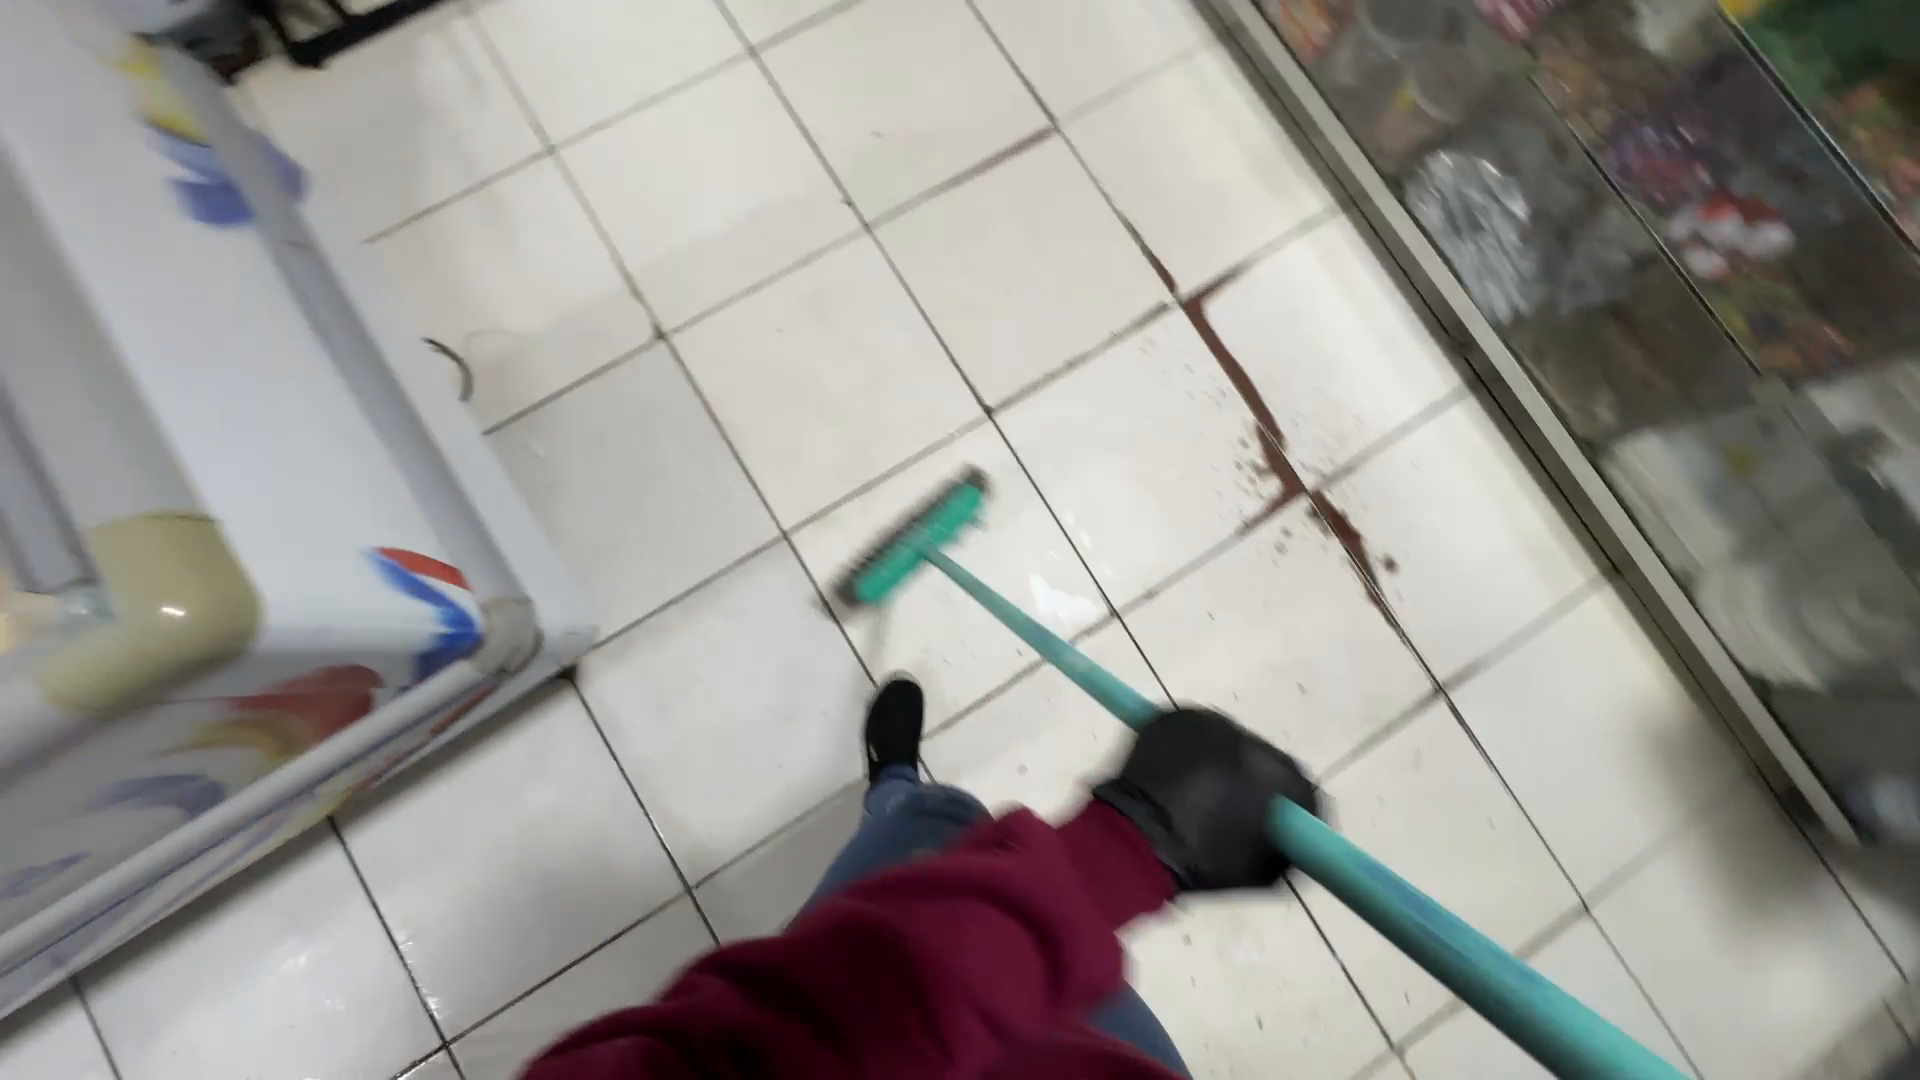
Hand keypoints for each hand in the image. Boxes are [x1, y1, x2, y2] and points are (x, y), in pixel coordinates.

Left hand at [1092, 709, 1319, 892]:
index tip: (1279, 819)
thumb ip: (1289, 846)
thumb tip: (1292, 834)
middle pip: (1259, 756)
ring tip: (1198, 788)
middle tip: (1232, 805)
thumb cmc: (1204, 862)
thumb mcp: (1266, 872)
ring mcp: (1204, 722)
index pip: (1296, 783)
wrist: (1134, 838)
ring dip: (1220, 759)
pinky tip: (1177, 772)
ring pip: (1224, 740)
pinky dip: (1189, 747)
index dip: (1288, 802)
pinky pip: (1192, 731)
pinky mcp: (1171, 716)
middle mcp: (1243, 736)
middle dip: (1251, 778)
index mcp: (1272, 772)